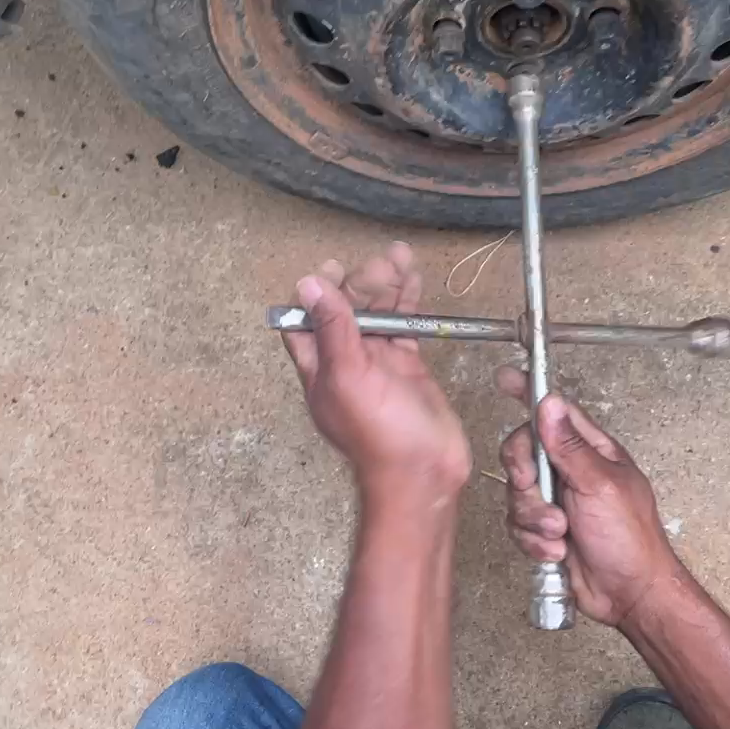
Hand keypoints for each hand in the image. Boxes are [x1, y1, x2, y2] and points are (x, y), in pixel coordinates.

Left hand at [283, 243, 470, 519]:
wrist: (424, 473)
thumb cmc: (381, 437)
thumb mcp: (349, 377)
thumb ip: (332, 329)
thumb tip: (308, 284)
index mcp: (319, 367)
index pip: (305, 320)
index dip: (314, 293)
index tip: (333, 268)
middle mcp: (345, 362)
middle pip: (346, 310)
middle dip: (361, 282)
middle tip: (382, 263)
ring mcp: (377, 364)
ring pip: (377, 313)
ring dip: (387, 284)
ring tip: (401, 255)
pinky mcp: (406, 367)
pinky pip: (404, 326)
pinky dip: (408, 302)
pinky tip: (414, 280)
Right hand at [496, 368, 689, 628]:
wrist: (629, 596)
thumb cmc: (631, 539)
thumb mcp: (600, 486)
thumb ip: (569, 446)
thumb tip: (549, 402)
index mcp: (590, 450)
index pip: (554, 410)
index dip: (528, 392)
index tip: (505, 378)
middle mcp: (569, 469)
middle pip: (522, 451)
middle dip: (524, 477)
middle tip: (537, 489)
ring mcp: (555, 499)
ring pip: (515, 492)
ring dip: (533, 518)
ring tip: (560, 534)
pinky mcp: (543, 528)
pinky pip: (516, 523)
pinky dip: (532, 540)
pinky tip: (557, 551)